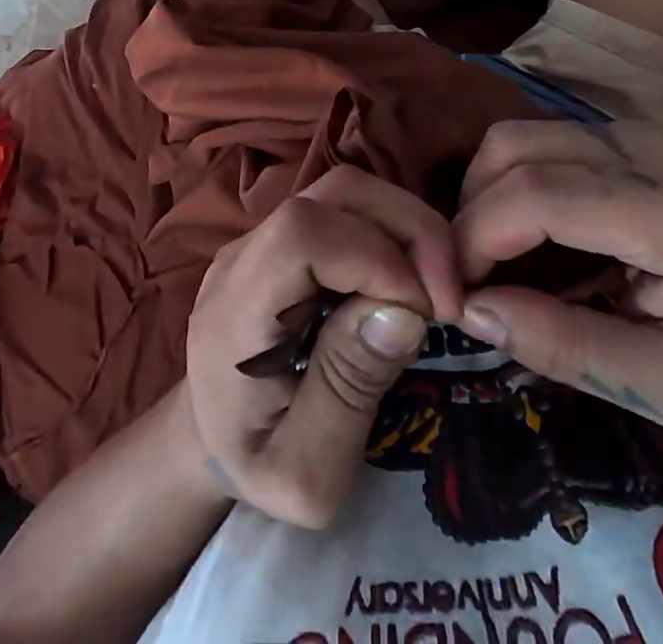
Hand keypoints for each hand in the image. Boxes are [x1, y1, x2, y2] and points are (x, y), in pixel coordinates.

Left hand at [185, 166, 461, 528]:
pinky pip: (344, 214)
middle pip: (332, 194)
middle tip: (450, 297)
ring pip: (343, 193)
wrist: (212, 437)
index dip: (374, 257)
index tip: (425, 315)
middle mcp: (242, 259)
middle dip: (409, 230)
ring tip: (437, 291)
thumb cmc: (256, 462)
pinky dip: (392, 235)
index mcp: (233, 311)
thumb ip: (345, 390)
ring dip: (406, 229)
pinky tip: (411, 284)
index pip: (301, 234)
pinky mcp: (281, 245)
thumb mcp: (305, 469)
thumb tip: (402, 309)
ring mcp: (260, 243)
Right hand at [452, 120, 662, 437]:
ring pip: (518, 137)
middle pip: (516, 149)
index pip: (542, 195)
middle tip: (473, 277)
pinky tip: (530, 232)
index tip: (461, 294)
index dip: (478, 237)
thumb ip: (572, 351)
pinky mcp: (632, 131)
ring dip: (484, 195)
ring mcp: (649, 132)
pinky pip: (539, 141)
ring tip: (498, 255)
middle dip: (470, 215)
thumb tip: (471, 310)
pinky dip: (510, 184)